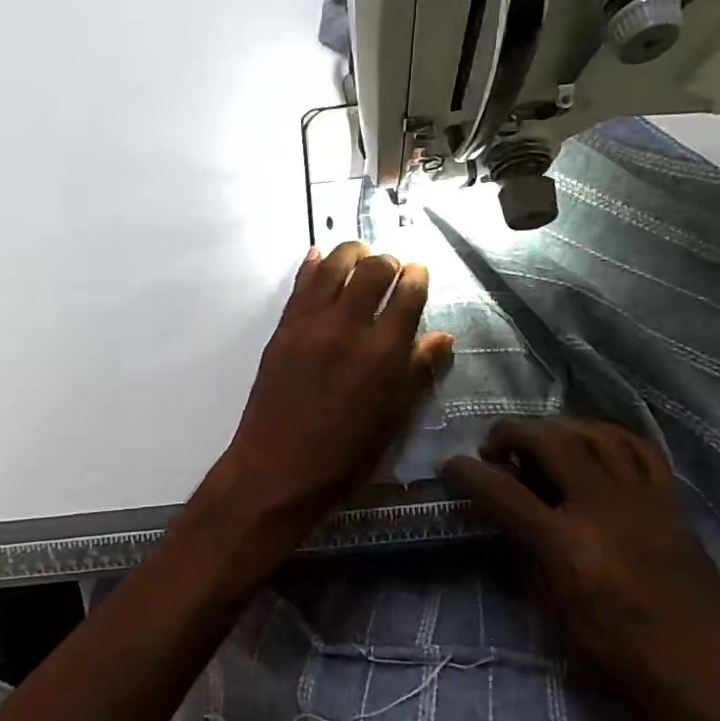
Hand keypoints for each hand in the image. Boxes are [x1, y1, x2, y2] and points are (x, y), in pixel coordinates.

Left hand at [202, 242, 453, 537]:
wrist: (277, 468)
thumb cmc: (345, 455)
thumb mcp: (393, 419)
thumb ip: (417, 371)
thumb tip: (442, 335)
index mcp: (384, 352)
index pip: (407, 295)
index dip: (416, 276)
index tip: (418, 269)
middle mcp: (349, 327)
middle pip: (372, 271)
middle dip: (386, 260)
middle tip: (389, 264)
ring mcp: (311, 324)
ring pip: (333, 267)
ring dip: (350, 252)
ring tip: (358, 252)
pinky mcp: (284, 328)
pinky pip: (300, 284)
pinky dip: (313, 265)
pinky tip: (318, 256)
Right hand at [447, 416, 719, 720]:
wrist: (711, 679)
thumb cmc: (622, 657)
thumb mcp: (556, 616)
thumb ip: (525, 557)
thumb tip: (502, 520)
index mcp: (569, 547)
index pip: (503, 492)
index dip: (467, 473)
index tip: (449, 465)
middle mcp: (604, 510)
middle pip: (551, 440)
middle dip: (511, 431)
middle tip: (494, 446)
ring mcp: (643, 501)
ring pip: (595, 433)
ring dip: (557, 425)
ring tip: (539, 437)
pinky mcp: (671, 503)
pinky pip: (640, 449)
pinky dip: (608, 435)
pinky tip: (592, 441)